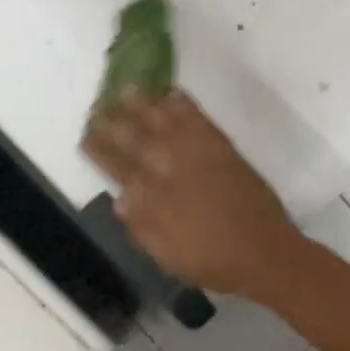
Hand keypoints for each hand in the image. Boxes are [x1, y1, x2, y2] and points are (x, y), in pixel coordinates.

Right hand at [83, 87, 304, 296]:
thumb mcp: (167, 256)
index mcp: (152, 198)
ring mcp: (198, 155)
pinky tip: (172, 93)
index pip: (118, 167)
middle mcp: (170, 169)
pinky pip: (199, 119)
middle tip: (99, 107)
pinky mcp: (223, 148)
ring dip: (144, 103)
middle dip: (114, 121)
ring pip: (164, 121)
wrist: (264, 252)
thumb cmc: (213, 262)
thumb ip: (141, 226)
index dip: (99, 151)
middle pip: (135, 138)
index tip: (85, 138)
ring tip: (128, 88)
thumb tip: (120, 199)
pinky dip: (184, 104)